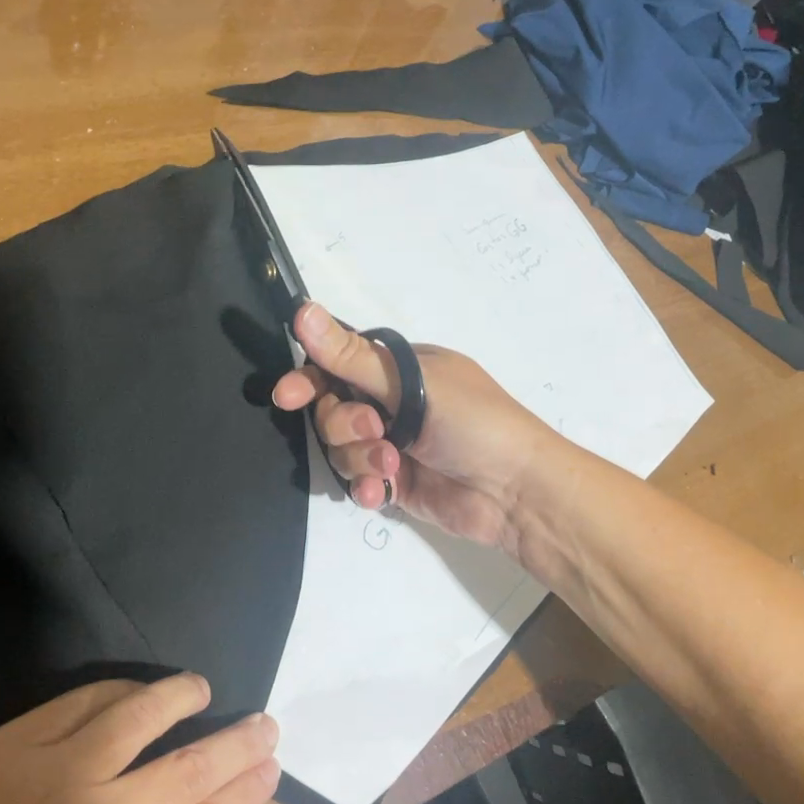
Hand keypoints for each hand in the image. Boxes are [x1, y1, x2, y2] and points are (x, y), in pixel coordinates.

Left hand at [0, 674, 279, 803]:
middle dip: (236, 746)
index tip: (270, 767)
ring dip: (181, 698)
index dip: (244, 793)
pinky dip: (121, 690)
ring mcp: (60, 772)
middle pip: (190, 772)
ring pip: (142, 717)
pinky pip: (86, 702)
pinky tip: (136, 690)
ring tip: (202, 690)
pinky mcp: (17, 741)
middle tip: (266, 724)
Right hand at [271, 302, 555, 551]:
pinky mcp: (394, 481)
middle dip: (344, 424)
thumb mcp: (413, 384)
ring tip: (391, 466)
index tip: (286, 396)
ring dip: (359, 458)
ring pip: (341, 447)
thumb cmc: (475, 422)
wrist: (517, 492)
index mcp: (399, 368)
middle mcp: (392, 402)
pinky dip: (366, 486)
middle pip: (332, 408)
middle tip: (372, 430)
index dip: (309, 378)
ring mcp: (392, 443)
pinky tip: (381, 493)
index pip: (338, 364)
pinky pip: (358, 480)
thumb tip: (302, 310)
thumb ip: (351, 357)